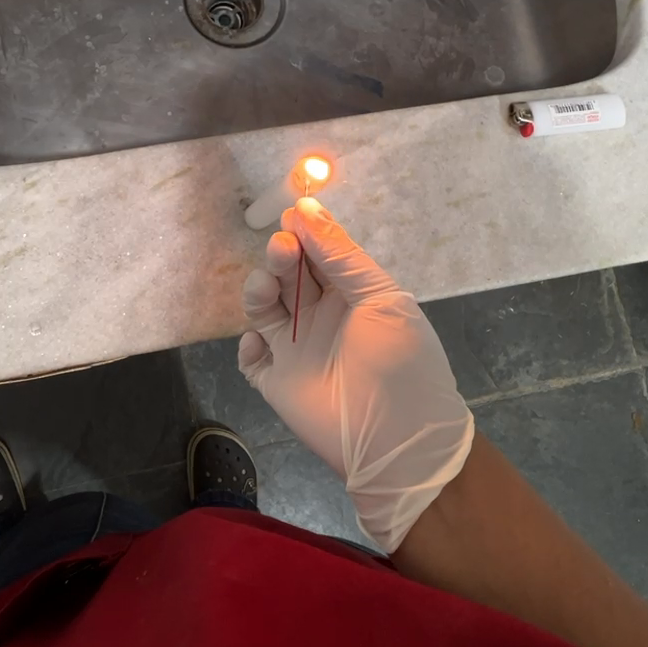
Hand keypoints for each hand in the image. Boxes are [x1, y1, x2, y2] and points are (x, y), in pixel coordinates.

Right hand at [239, 198, 473, 551]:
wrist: (398, 440)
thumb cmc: (399, 361)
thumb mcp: (379, 296)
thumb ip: (340, 253)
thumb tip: (306, 206)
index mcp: (350, 295)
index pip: (318, 255)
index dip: (304, 234)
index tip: (291, 216)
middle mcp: (321, 318)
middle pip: (288, 275)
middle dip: (281, 256)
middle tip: (282, 249)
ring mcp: (296, 350)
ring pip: (264, 308)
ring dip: (260, 290)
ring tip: (267, 289)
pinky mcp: (276, 382)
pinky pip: (251, 358)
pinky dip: (248, 346)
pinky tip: (261, 343)